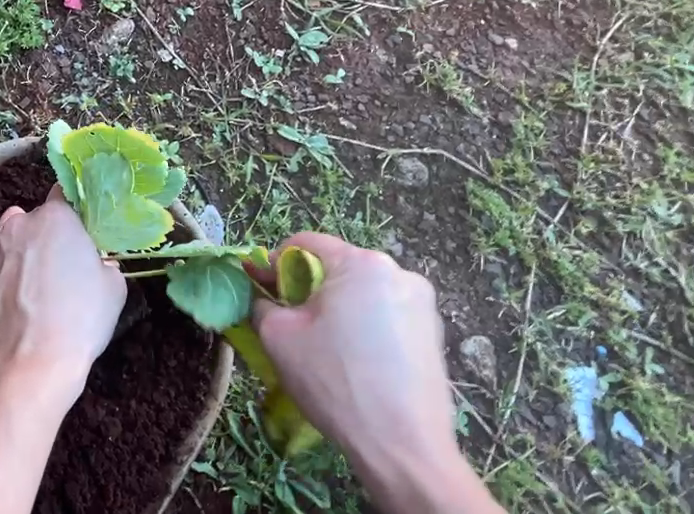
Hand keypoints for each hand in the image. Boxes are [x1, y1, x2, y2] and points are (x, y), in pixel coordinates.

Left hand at [0, 187, 125, 405]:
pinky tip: (20, 302)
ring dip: (24, 252)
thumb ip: (103, 260)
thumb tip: (96, 261)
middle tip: (63, 266)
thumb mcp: (114, 286)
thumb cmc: (81, 318)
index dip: (73, 212)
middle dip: (48, 235)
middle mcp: (19, 222)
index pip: (63, 194)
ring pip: (12, 238)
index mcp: (56, 217)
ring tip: (38, 287)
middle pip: (36, 218)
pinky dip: (6, 275)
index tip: (80, 232)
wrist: (34, 359)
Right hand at [253, 233, 498, 513]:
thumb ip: (260, 302)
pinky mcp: (434, 335)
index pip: (303, 244)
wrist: (404, 449)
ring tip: (322, 345)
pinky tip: (354, 361)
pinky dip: (364, 327)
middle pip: (335, 267)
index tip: (259, 291)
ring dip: (336, 308)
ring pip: (361, 292)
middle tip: (289, 322)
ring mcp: (422, 304)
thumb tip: (259, 294)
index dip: (273, 265)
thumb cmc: (334, 381)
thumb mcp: (277, 336)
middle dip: (307, 289)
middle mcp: (398, 272)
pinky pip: (385, 316)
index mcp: (361, 262)